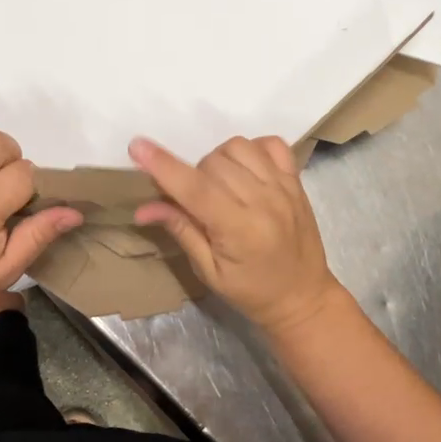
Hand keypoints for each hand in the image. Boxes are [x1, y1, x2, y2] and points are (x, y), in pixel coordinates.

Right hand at [130, 136, 346, 334]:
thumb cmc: (251, 291)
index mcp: (239, 230)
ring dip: (218, 160)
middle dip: (193, 176)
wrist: (303, 297)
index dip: (164, 166)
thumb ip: (181, 231)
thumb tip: (144, 207)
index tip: (137, 147)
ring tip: (220, 186)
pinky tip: (245, 171)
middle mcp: (264, 201)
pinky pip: (271, 143)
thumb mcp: (209, 271)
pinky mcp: (296, 181)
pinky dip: (252, 149)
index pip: (195, 189)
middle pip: (212, 163)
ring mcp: (283, 187)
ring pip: (238, 146)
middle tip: (197, 203)